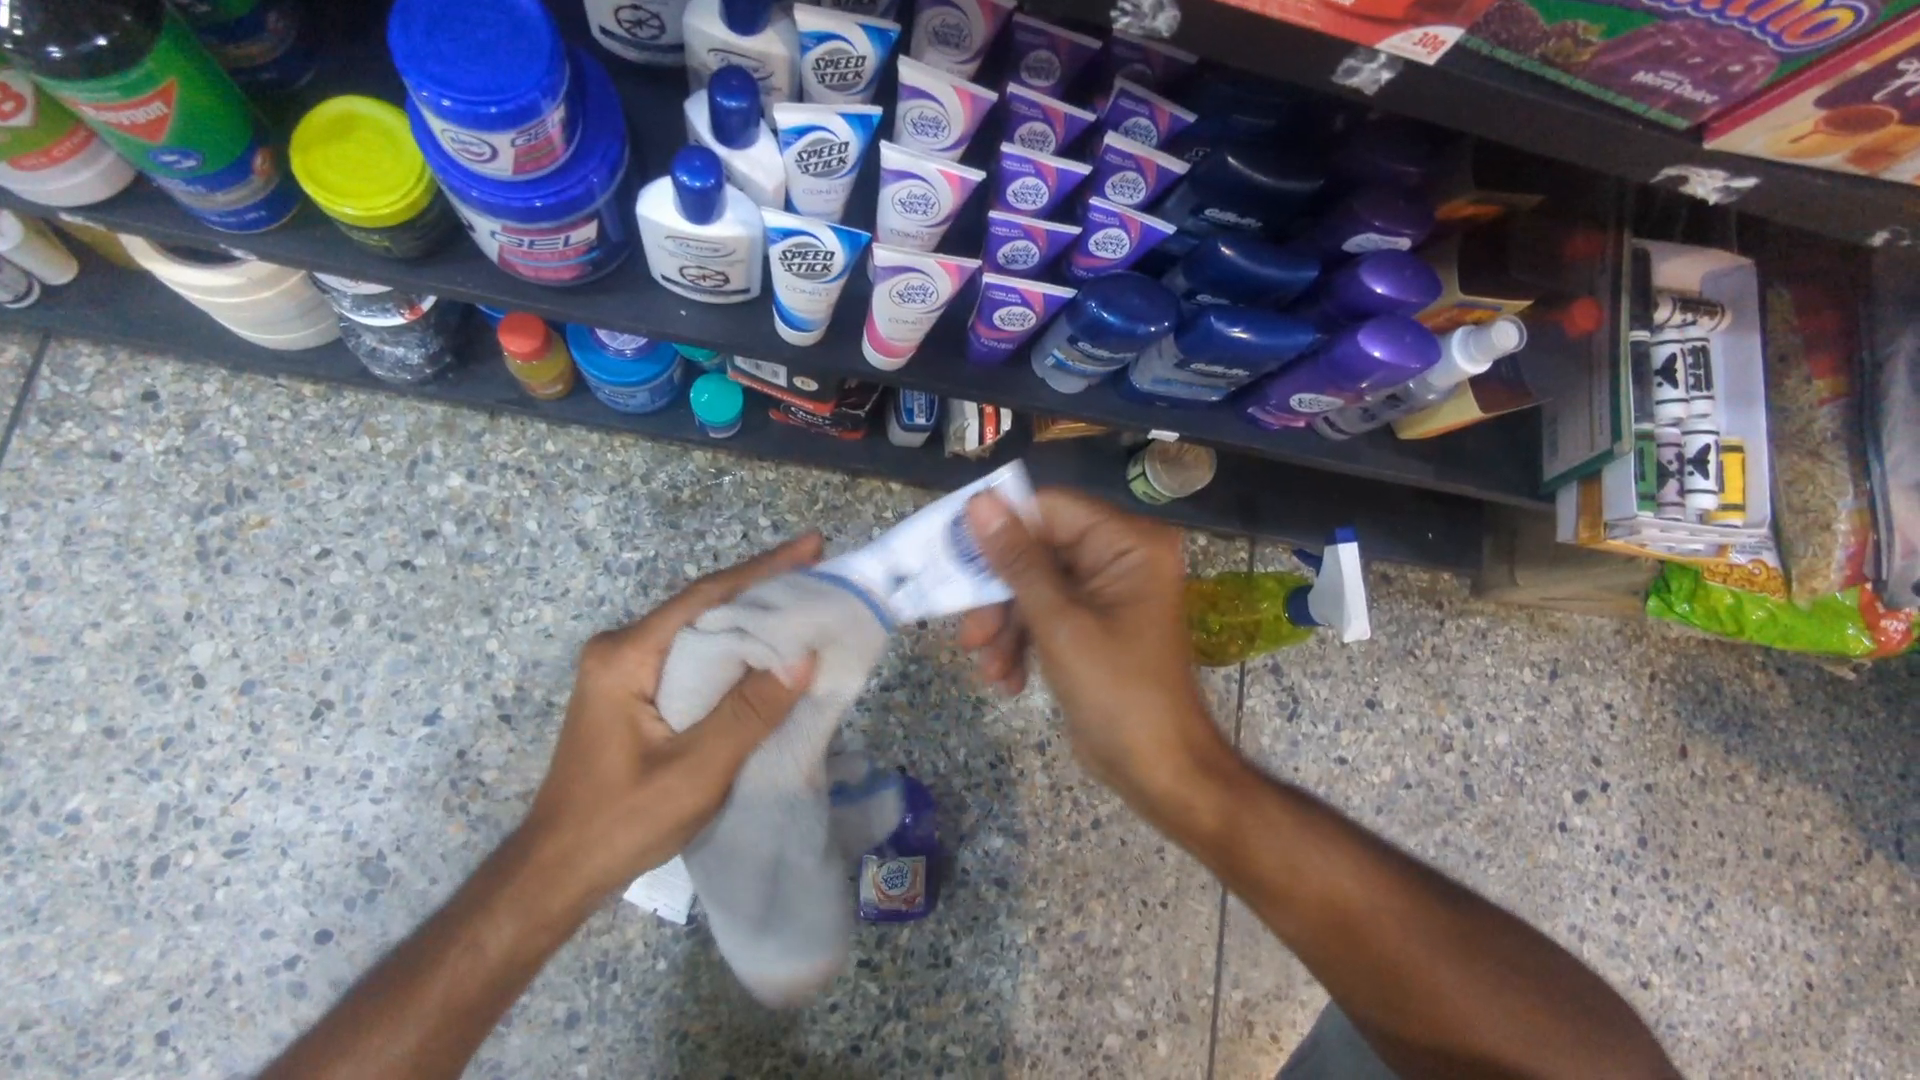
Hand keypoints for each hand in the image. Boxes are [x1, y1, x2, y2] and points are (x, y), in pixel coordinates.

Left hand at [520, 534, 824, 904]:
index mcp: (627, 656)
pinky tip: (767, 654)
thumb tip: (803, 657)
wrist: (559, 870)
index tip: (813, 546)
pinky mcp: (633, 694)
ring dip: (750, 619)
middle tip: (820, 575)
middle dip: (763, 588)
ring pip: (699, 632)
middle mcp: (621, 650)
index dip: (765, 569)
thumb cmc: (622, 820)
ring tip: (805, 606)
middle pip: (703, 606)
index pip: (706, 597)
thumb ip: (748, 712)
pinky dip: (734, 650)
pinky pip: (693, 658)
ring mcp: (624, 671)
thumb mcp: (695, 771)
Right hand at [957, 490, 1231, 809]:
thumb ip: (1017, 561)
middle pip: (1038, 551)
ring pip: (1035, 587)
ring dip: (1005, 627)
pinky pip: (1046, 615)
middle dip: (999, 596)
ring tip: (988, 667)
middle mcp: (1120, 557)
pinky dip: (1022, 643)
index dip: (1000, 529)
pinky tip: (1008, 680)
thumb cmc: (1117, 692)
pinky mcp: (1092, 624)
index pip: (1051, 510)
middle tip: (970, 632)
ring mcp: (1106, 593)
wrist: (1158, 769)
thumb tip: (979, 503)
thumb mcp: (1059, 623)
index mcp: (1128, 543)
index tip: (956, 555)